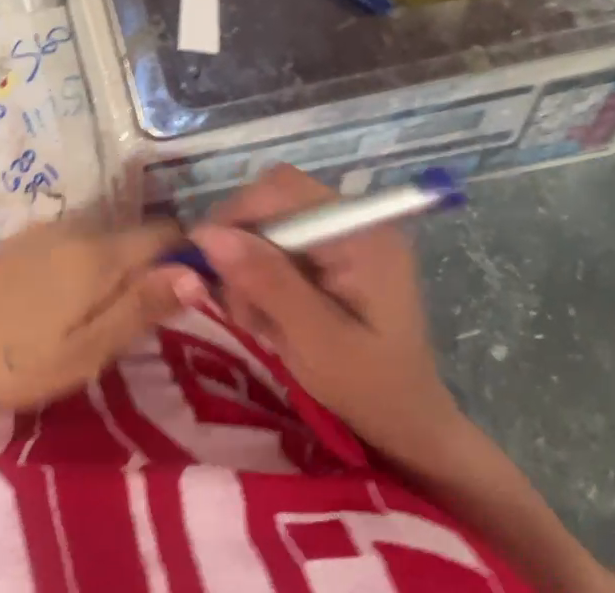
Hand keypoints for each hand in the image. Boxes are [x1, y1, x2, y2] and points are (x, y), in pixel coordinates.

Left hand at [0, 211, 187, 418]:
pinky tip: (72, 303)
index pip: (163, 233)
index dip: (186, 259)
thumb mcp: (92, 349)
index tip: (193, 297)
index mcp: (96, 253)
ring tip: (110, 316)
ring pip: (102, 238)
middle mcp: (71, 229)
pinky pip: (72, 243)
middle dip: (151, 266)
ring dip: (118, 267)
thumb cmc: (24, 363)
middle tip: (148, 319)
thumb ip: (142, 306)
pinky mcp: (19, 244)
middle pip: (132, 235)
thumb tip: (197, 271)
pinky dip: (87, 265)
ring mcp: (41, 233)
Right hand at [182, 164, 465, 467]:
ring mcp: (341, 239)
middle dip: (239, 243)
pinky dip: (255, 275)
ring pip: (263, 223)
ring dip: (244, 265)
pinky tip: (265, 313)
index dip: (235, 214)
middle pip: (268, 201)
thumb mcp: (315, 341)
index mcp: (362, 236)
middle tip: (234, 298)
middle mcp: (353, 224)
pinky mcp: (329, 256)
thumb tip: (209, 235)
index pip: (281, 189)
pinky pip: (272, 245)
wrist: (407, 425)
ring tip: (253, 316)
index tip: (208, 261)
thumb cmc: (371, 388)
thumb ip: (266, 283)